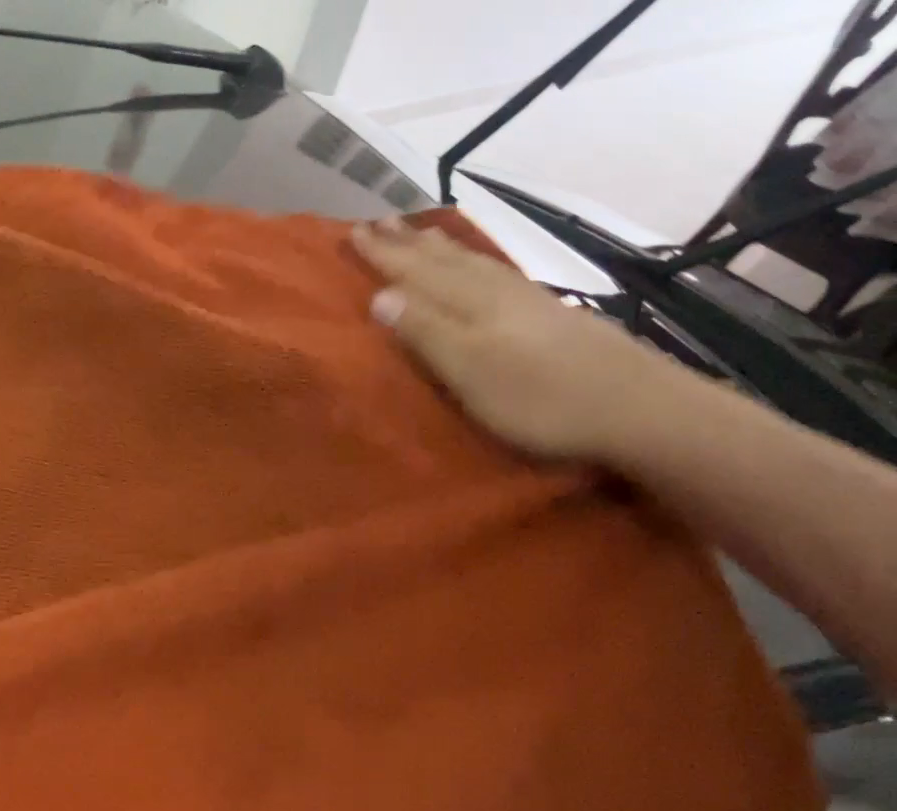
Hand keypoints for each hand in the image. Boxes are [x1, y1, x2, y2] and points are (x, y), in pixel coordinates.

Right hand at [349, 216, 690, 460]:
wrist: (638, 408)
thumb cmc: (540, 398)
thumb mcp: (470, 371)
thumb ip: (425, 333)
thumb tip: (379, 295)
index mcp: (471, 304)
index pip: (416, 273)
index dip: (383, 255)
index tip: (352, 233)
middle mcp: (497, 293)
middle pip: (444, 261)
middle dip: (408, 244)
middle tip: (379, 222)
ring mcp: (529, 301)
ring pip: (472, 264)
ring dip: (441, 249)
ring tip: (419, 234)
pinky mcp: (550, 315)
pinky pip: (496, 274)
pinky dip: (474, 264)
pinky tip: (477, 267)